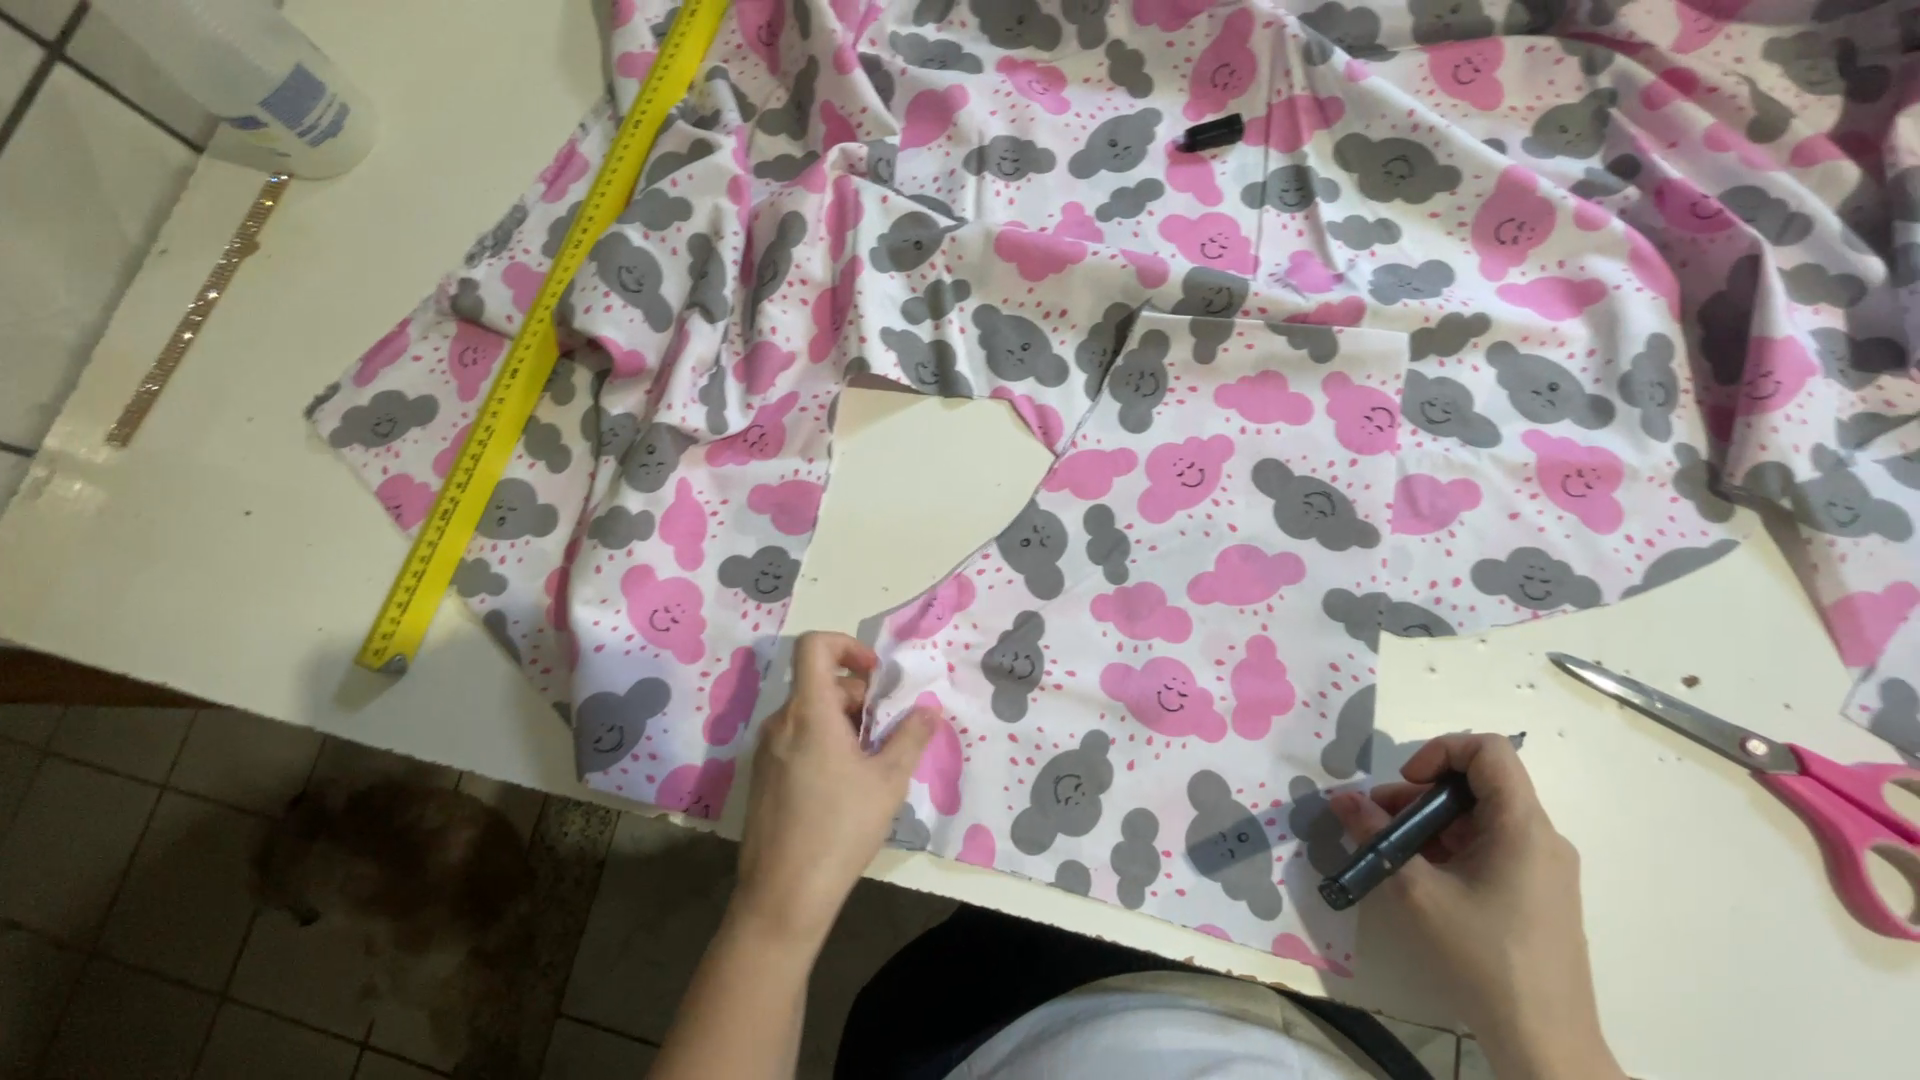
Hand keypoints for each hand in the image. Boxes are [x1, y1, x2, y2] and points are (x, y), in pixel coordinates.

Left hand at [732, 632, 934, 948]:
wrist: (783, 894)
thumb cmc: (841, 829)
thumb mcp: (888, 781)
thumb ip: (910, 737)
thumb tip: (928, 710)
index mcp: (808, 713)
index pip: (815, 646)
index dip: (847, 645)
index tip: (874, 676)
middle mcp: (780, 723)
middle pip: (819, 684)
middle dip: (857, 698)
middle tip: (885, 735)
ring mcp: (765, 751)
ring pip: (809, 714)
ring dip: (843, 724)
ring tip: (869, 766)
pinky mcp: (762, 777)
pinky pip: (795, 740)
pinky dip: (823, 744)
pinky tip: (842, 787)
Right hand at [1329, 734, 1623, 1079]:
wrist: (1544, 1039)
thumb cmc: (1482, 956)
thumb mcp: (1415, 891)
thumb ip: (1375, 836)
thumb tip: (1342, 800)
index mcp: (1522, 825)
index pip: (1487, 750)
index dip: (1439, 752)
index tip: (1404, 784)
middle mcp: (1540, 837)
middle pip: (1478, 784)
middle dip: (1419, 793)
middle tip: (1377, 822)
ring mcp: (1542, 867)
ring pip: (1480, 817)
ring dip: (1429, 822)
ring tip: (1389, 852)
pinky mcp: (1538, 893)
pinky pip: (1490, 846)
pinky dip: (1450, 847)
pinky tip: (1419, 878)